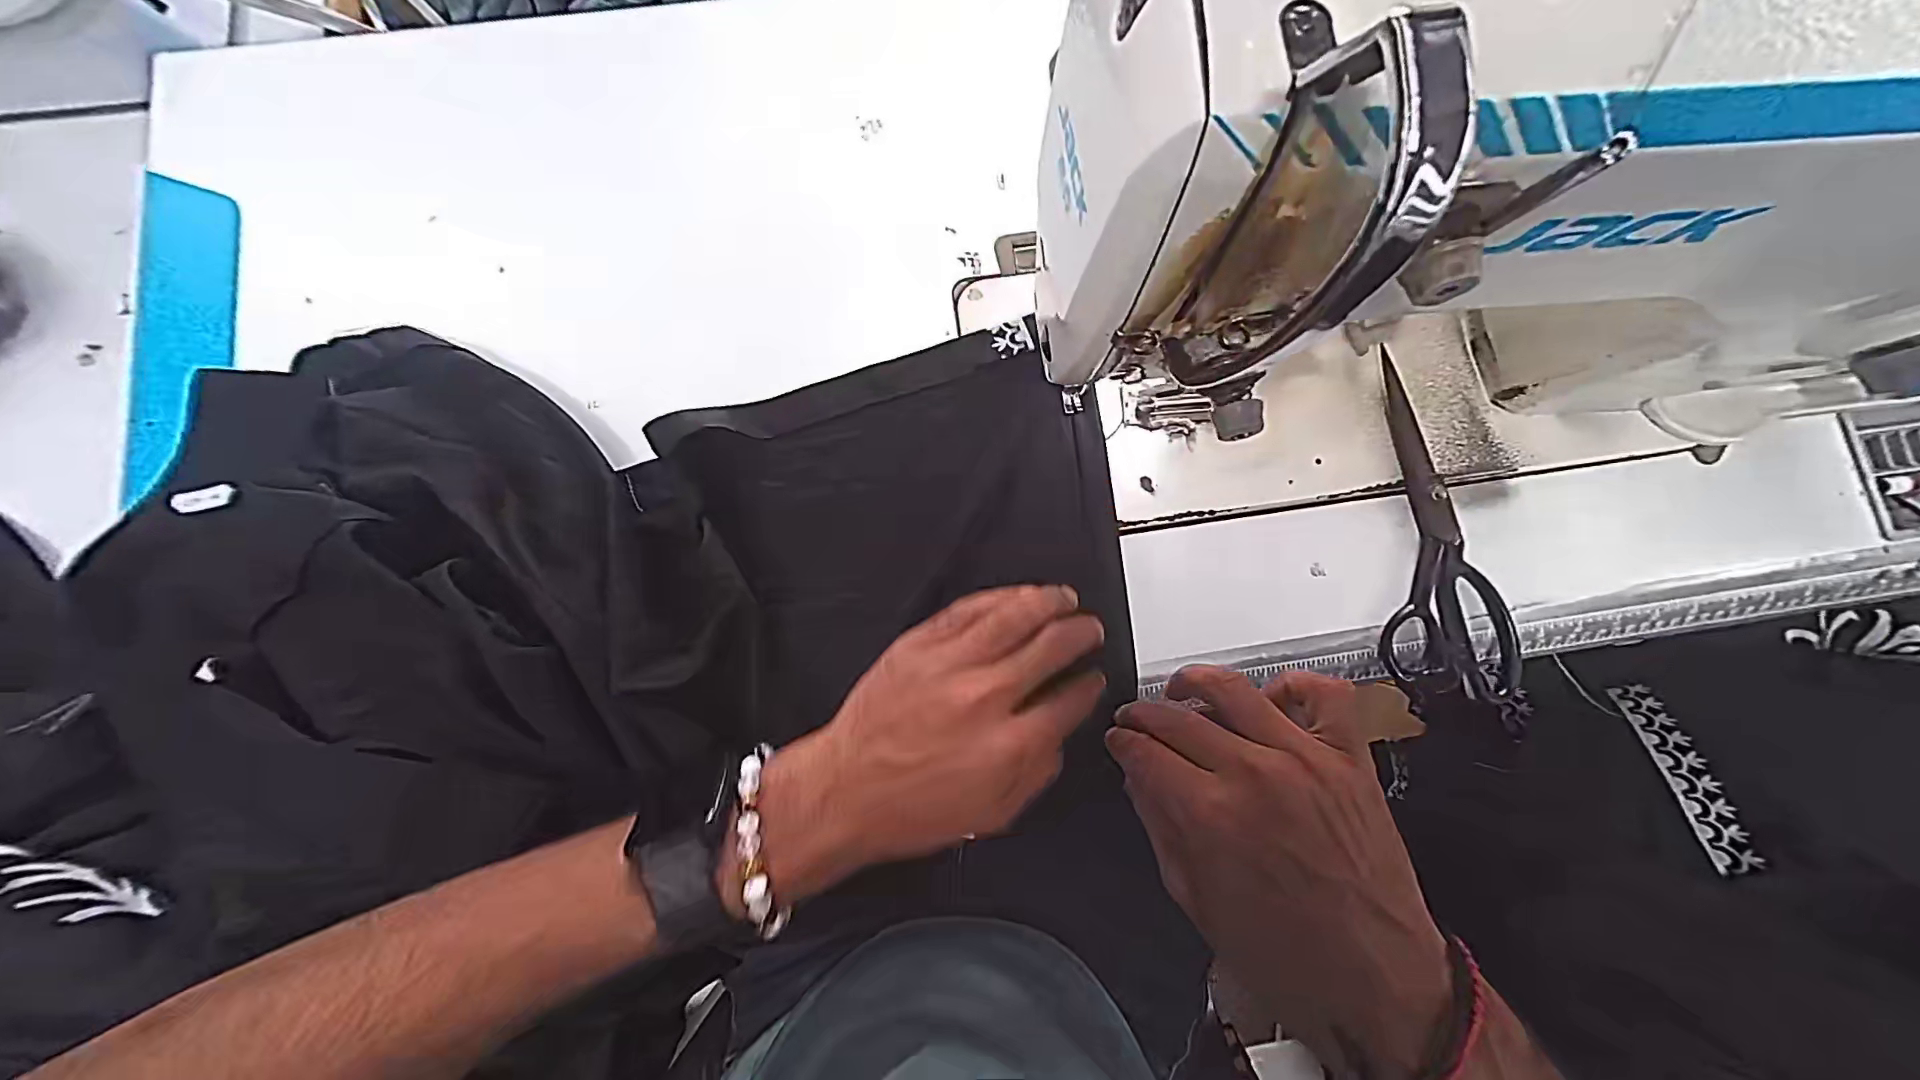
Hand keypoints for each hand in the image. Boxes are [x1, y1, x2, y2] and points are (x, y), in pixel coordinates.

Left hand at [756, 585, 1105, 900]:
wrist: (845, 789)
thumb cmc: (908, 807)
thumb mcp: (991, 812)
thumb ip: (1037, 772)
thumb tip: (1059, 736)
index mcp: (1008, 743)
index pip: (1069, 700)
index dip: (1089, 684)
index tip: (1091, 678)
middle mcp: (984, 696)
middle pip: (1051, 646)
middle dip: (1081, 633)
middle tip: (1089, 629)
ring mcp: (949, 664)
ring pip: (1014, 615)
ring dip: (1048, 602)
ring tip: (1064, 599)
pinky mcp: (918, 645)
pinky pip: (968, 608)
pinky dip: (999, 597)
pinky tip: (1014, 595)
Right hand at [1107, 666, 1449, 1076]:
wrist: (1378, 985)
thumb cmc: (1289, 958)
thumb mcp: (1196, 900)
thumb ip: (1160, 827)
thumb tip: (1139, 780)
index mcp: (1210, 817)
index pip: (1144, 751)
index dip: (1121, 742)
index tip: (1119, 741)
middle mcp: (1254, 777)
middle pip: (1177, 717)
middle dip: (1143, 713)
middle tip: (1136, 719)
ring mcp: (1305, 762)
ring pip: (1234, 688)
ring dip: (1196, 682)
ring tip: (1184, 691)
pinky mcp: (1348, 761)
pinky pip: (1322, 695)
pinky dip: (1292, 685)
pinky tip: (1270, 699)